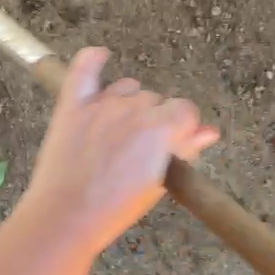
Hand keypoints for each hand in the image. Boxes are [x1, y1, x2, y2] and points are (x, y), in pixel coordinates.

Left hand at [19, 48, 219, 251]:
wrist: (65, 218)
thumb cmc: (113, 209)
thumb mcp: (157, 184)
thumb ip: (184, 151)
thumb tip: (208, 133)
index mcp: (161, 128)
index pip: (184, 111)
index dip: (180, 129)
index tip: (171, 146)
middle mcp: (133, 108)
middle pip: (153, 101)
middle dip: (151, 121)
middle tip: (135, 153)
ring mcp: (101, 105)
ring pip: (126, 88)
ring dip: (127, 103)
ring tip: (115, 134)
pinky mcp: (72, 107)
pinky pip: (84, 69)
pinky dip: (93, 59)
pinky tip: (101, 56)